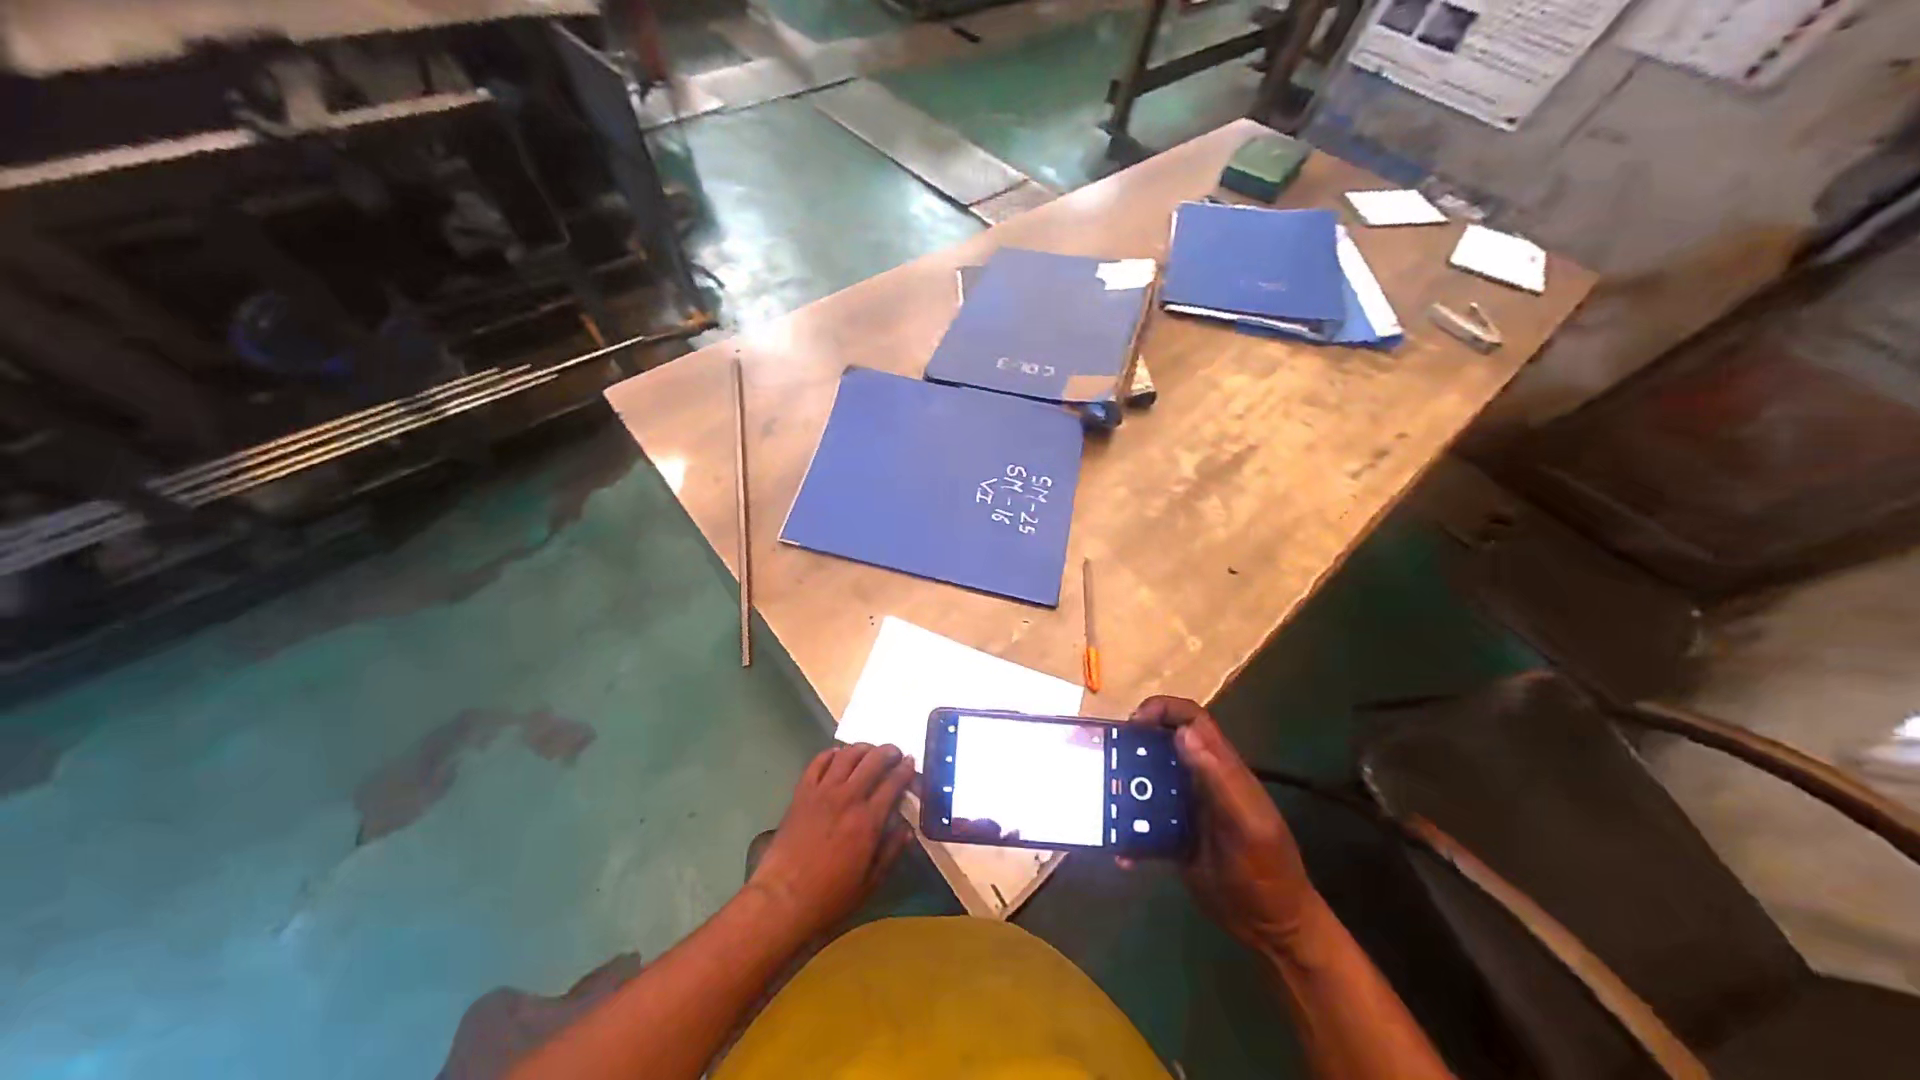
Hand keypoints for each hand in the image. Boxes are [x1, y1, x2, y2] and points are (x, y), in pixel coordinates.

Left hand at [745, 743, 916, 942]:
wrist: (782, 899)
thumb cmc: (830, 897)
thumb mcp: (870, 883)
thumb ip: (891, 851)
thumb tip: (907, 828)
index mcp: (868, 820)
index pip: (893, 782)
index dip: (905, 769)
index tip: (910, 763)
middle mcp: (847, 798)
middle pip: (873, 760)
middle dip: (888, 752)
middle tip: (894, 753)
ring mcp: (822, 792)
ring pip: (846, 755)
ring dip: (862, 748)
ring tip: (869, 751)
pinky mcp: (801, 794)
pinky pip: (818, 763)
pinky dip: (831, 754)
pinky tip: (838, 756)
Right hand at [1131, 696, 1324, 952]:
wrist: (1274, 929)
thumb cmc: (1268, 874)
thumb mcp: (1247, 826)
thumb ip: (1218, 779)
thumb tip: (1182, 733)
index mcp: (1223, 769)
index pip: (1192, 720)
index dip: (1163, 710)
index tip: (1132, 724)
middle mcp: (1201, 782)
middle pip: (1162, 746)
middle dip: (1133, 747)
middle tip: (1106, 761)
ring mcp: (1186, 810)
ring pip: (1148, 783)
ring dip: (1125, 790)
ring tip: (1103, 802)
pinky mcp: (1174, 838)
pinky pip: (1143, 825)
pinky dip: (1128, 834)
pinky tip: (1121, 852)